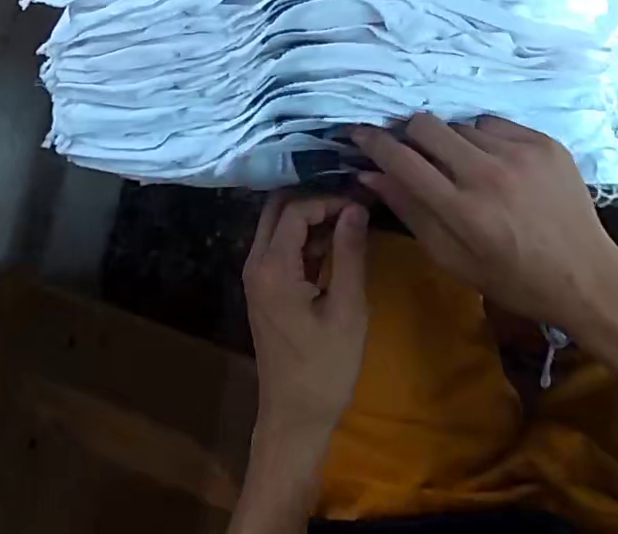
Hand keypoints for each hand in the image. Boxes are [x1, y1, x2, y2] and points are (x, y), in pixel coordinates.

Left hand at [242, 192, 369, 442]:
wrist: (295, 419)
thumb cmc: (325, 368)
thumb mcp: (347, 309)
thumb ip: (350, 253)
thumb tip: (357, 207)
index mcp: (272, 267)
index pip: (296, 209)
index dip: (329, 199)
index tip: (361, 204)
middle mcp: (256, 263)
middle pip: (278, 208)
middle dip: (315, 199)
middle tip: (352, 202)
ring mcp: (256, 275)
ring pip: (278, 224)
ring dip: (311, 217)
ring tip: (351, 218)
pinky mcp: (264, 287)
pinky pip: (281, 246)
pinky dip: (306, 238)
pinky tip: (337, 244)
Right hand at [350, 114, 617, 333]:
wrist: (587, 276)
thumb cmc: (513, 278)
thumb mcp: (453, 258)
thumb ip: (409, 211)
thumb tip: (370, 173)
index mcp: (463, 211)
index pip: (402, 159)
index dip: (373, 142)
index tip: (359, 133)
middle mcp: (489, 174)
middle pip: (426, 125)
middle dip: (411, 135)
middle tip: (416, 153)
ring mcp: (521, 153)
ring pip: (461, 125)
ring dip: (453, 142)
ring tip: (468, 170)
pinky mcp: (544, 143)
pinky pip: (494, 124)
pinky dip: (486, 140)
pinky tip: (499, 166)